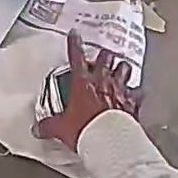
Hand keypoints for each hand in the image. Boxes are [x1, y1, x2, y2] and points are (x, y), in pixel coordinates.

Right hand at [32, 31, 140, 152]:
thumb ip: (49, 126)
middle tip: (101, 55)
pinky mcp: (133, 102)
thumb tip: (38, 129)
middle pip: (105, 58)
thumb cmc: (87, 130)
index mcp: (83, 83)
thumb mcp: (61, 128)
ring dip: (122, 68)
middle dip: (103, 55)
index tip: (75, 35)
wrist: (110, 141)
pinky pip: (138, 93)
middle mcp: (103, 82)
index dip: (75, 43)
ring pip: (125, 68)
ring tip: (120, 68)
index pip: (77, 57)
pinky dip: (137, 93)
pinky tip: (136, 94)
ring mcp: (120, 90)